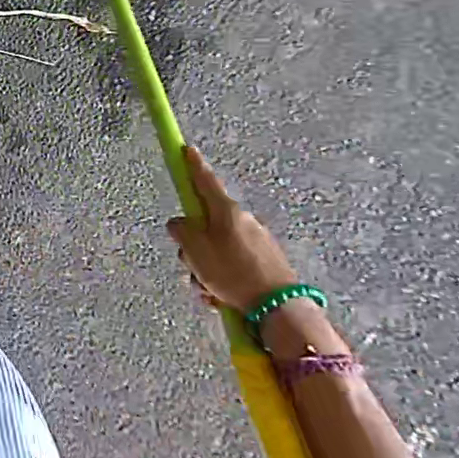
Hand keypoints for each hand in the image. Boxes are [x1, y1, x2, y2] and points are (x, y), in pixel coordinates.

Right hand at [167, 146, 296, 310]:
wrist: (279, 308)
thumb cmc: (233, 273)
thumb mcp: (195, 250)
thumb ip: (181, 232)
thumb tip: (180, 223)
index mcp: (226, 211)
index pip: (205, 181)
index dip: (193, 165)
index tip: (187, 150)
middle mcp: (243, 221)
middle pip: (206, 224)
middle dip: (194, 245)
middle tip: (192, 265)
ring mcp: (256, 242)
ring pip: (217, 248)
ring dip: (206, 269)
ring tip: (208, 290)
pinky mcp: (265, 263)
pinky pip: (233, 266)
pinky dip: (223, 280)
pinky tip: (221, 299)